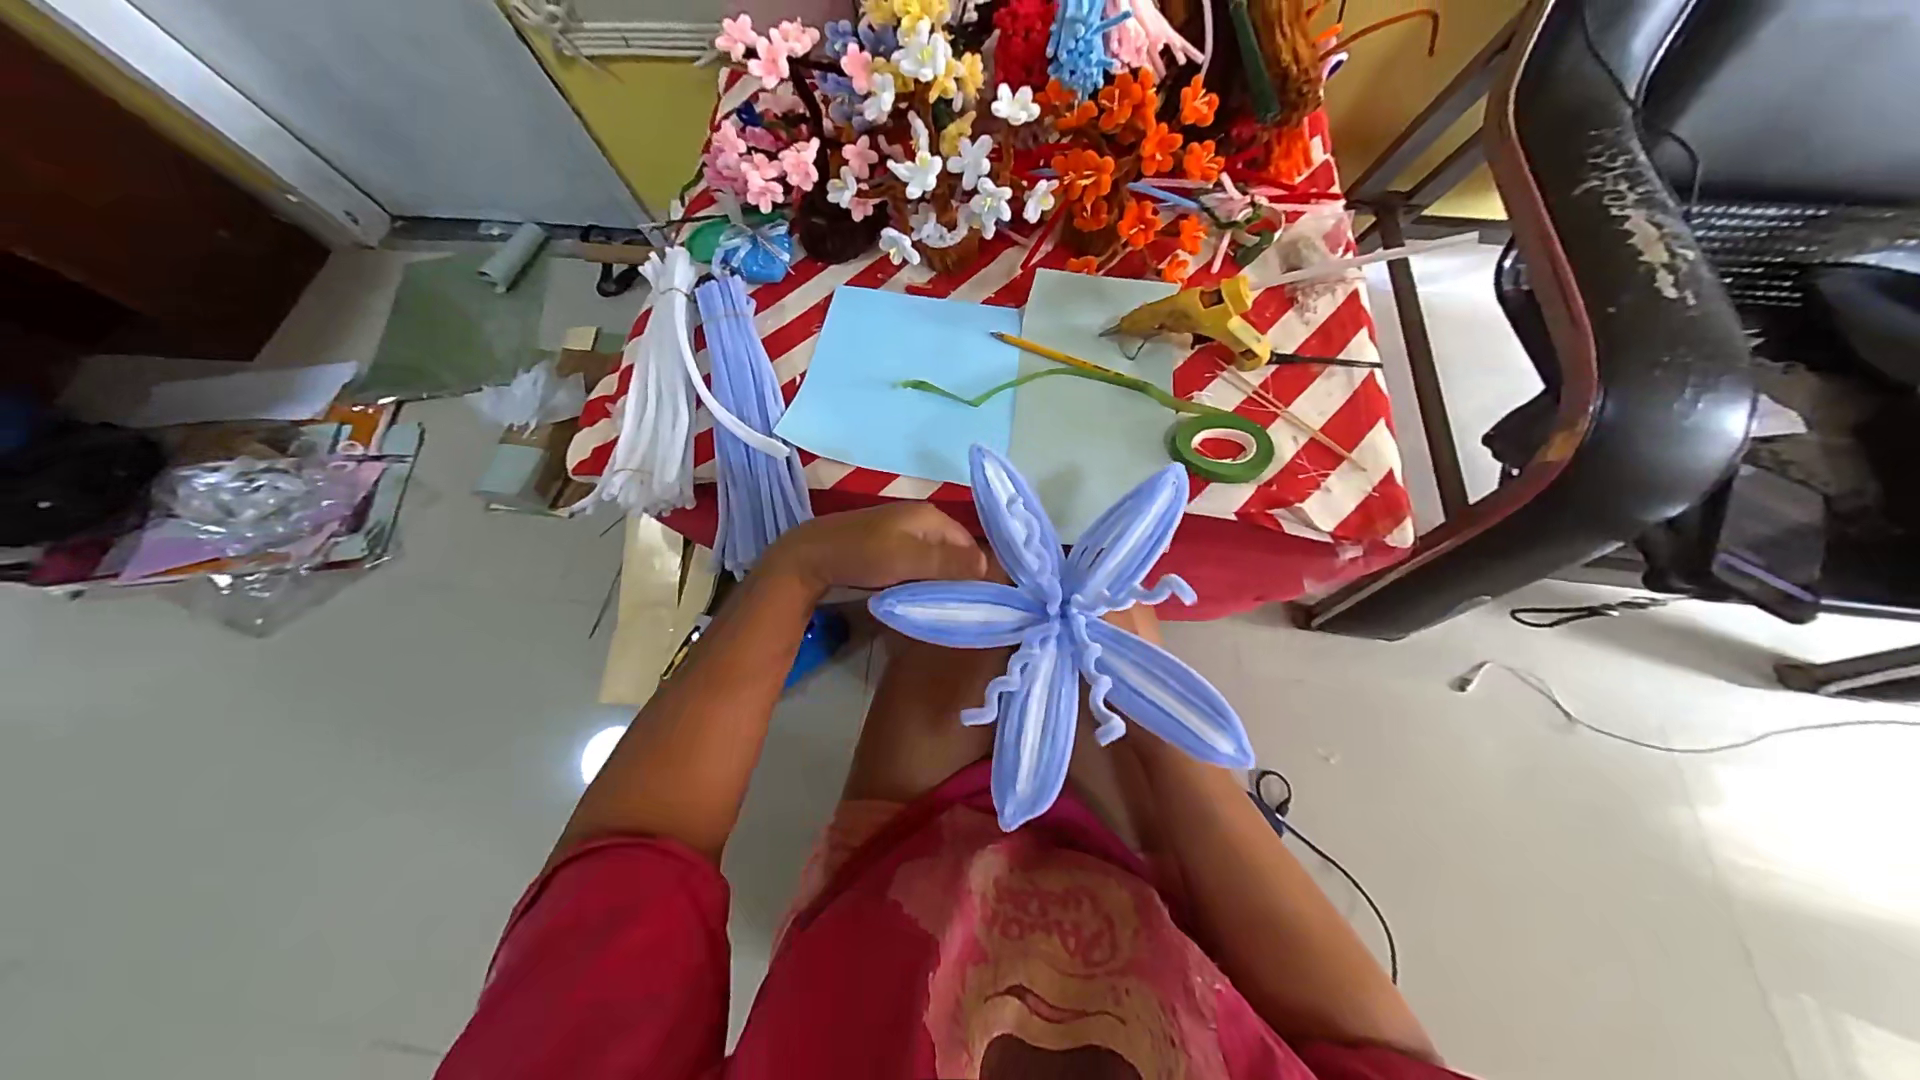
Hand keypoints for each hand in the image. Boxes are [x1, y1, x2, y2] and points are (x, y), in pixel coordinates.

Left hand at [763, 502, 987, 592]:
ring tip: (939, 604)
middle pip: (953, 551)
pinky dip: (921, 578)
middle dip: (957, 576)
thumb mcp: (908, 560)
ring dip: (938, 580)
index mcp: (930, 515)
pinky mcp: (888, 545)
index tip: (975, 600)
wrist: (811, 556)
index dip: (975, 571)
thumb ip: (948, 563)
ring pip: (935, 558)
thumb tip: (988, 567)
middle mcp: (921, 518)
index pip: (969, 544)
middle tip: (958, 606)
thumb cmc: (863, 555)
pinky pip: (917, 562)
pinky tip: (916, 594)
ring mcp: (903, 531)